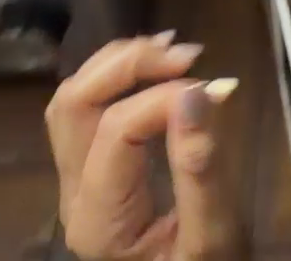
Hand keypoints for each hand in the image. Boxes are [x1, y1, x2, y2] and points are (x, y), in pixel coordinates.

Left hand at [46, 32, 238, 260]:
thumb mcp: (210, 240)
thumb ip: (200, 172)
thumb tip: (197, 93)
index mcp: (98, 217)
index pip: (117, 128)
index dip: (165, 96)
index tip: (217, 88)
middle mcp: (72, 194)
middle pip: (74, 102)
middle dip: (130, 63)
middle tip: (189, 54)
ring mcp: (77, 180)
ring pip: (74, 97)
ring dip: (122, 62)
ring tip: (176, 51)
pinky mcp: (93, 169)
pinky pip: (89, 107)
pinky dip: (122, 74)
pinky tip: (161, 66)